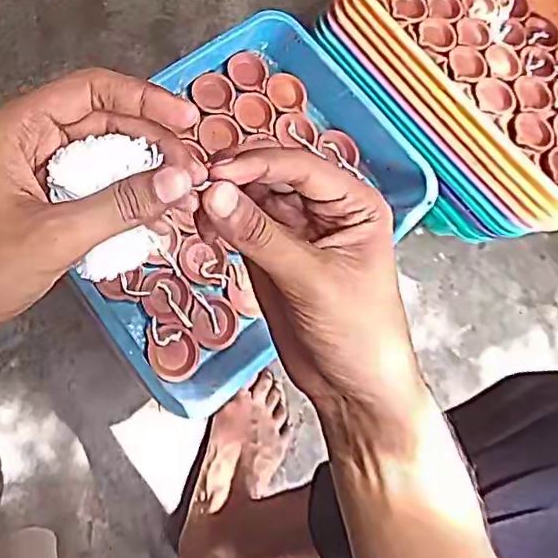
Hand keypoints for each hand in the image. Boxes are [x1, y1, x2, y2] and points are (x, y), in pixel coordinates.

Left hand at [0, 69, 206, 360]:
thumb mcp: (53, 237)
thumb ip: (118, 206)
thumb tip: (179, 181)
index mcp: (16, 127)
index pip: (90, 89)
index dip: (143, 99)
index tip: (186, 119)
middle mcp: (25, 137)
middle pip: (101, 118)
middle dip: (151, 138)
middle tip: (192, 167)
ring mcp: (33, 167)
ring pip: (100, 151)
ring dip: (142, 166)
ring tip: (183, 187)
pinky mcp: (40, 196)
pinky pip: (91, 181)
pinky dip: (122, 191)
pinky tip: (153, 207)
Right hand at [193, 147, 424, 425]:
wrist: (354, 393)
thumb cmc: (361, 336)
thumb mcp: (312, 282)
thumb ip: (260, 236)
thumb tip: (215, 194)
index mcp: (353, 202)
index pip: (299, 166)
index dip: (256, 164)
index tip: (216, 173)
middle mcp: (323, 207)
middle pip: (269, 174)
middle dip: (233, 179)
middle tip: (197, 189)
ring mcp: (293, 227)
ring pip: (248, 195)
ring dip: (220, 199)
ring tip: (197, 212)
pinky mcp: (268, 248)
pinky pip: (237, 222)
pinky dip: (217, 221)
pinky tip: (204, 229)